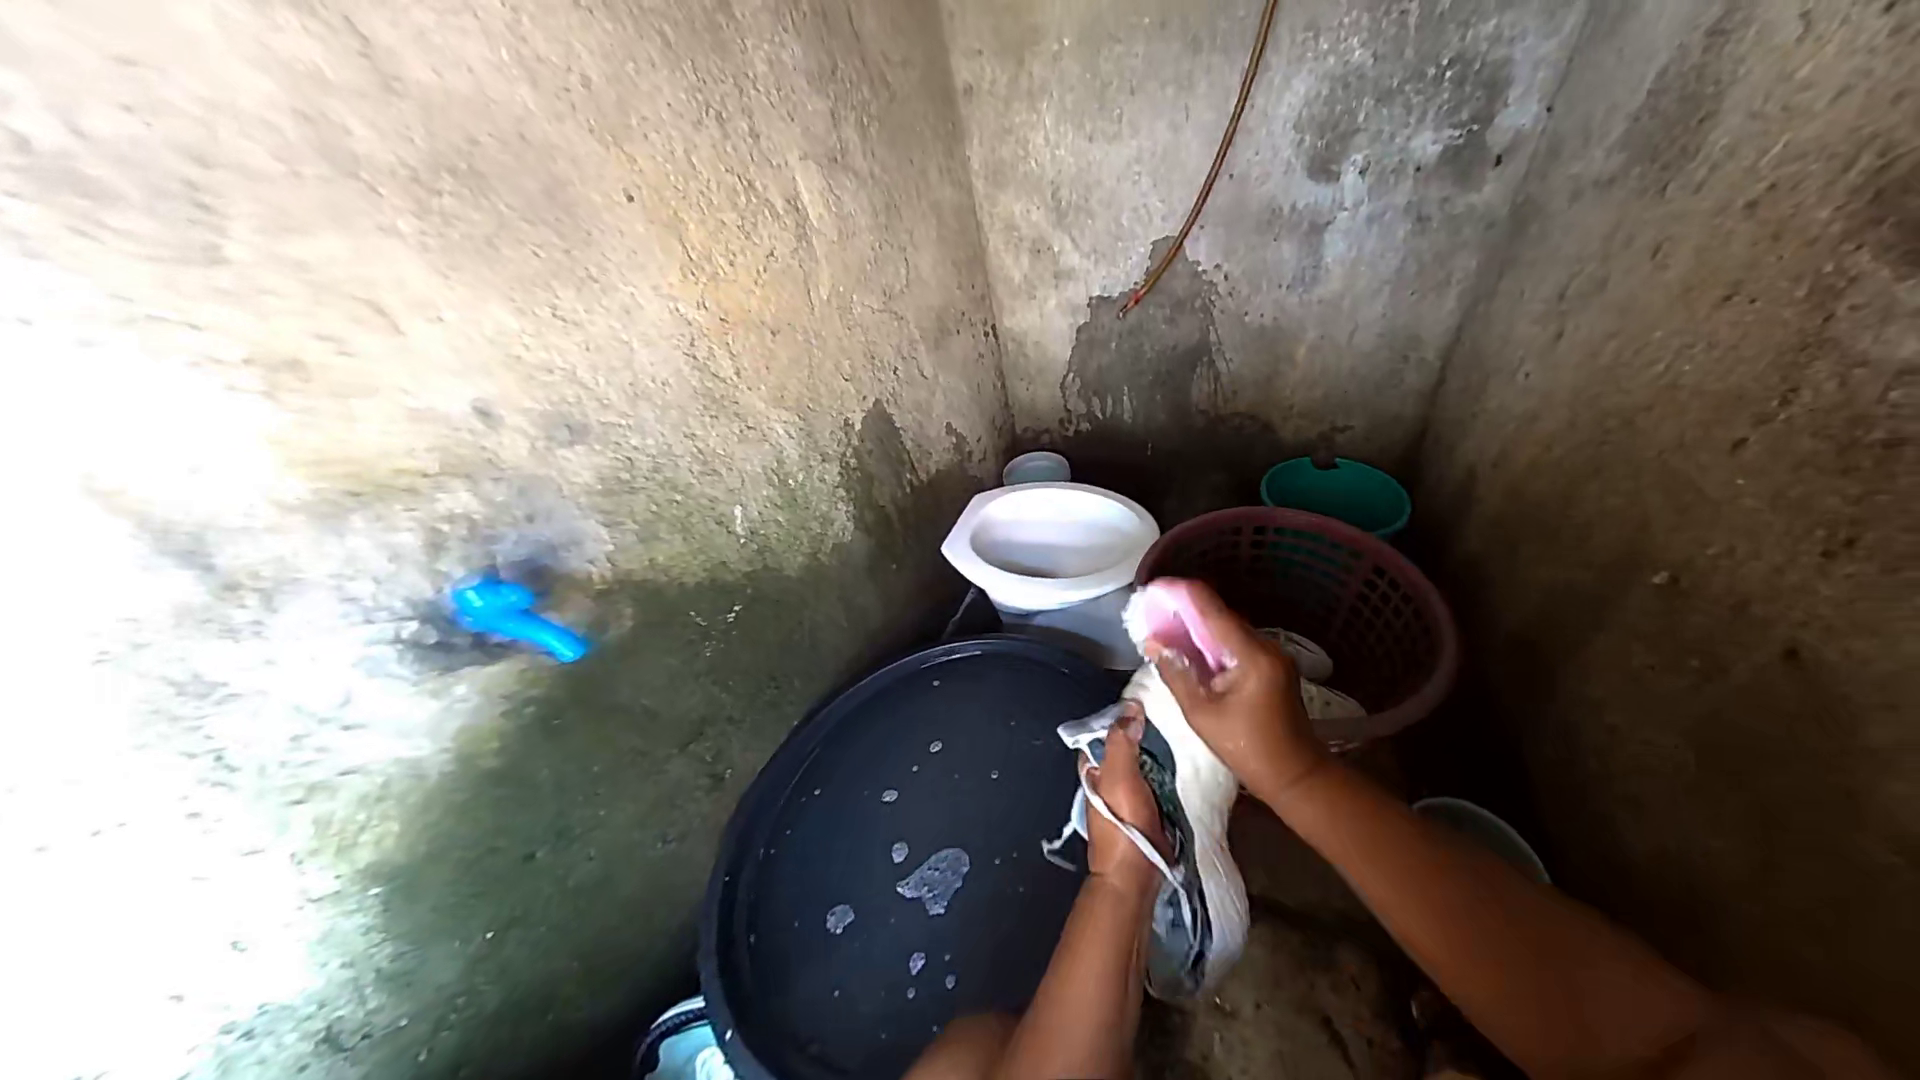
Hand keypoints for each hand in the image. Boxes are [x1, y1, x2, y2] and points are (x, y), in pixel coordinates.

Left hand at [1083, 706, 1166, 899]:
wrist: (1135, 876)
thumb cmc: (1122, 824)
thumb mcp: (1119, 776)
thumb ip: (1121, 742)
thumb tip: (1130, 707)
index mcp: (1094, 767)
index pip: (1105, 731)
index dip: (1123, 716)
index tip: (1148, 701)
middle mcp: (1108, 778)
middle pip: (1128, 746)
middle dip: (1147, 735)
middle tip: (1172, 718)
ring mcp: (1129, 795)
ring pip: (1146, 764)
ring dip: (1161, 755)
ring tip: (1184, 735)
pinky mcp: (1149, 809)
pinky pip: (1160, 784)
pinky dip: (1170, 775)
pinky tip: (1187, 766)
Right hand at [1143, 579, 1326, 803]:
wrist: (1296, 775)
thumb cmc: (1247, 747)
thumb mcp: (1201, 713)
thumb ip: (1176, 673)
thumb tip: (1153, 642)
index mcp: (1251, 655)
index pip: (1212, 609)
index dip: (1181, 593)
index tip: (1154, 588)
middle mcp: (1266, 646)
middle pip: (1220, 615)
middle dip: (1184, 609)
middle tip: (1152, 611)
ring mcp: (1272, 654)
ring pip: (1227, 628)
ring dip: (1196, 625)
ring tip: (1164, 626)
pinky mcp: (1271, 665)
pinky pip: (1235, 642)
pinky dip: (1210, 640)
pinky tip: (1188, 647)